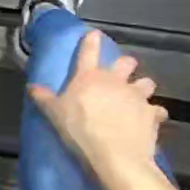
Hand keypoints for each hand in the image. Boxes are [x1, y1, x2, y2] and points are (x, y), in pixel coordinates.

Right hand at [27, 30, 167, 182]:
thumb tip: (31, 86)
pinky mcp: (152, 113)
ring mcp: (136, 96)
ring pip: (146, 83)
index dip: (91, 41)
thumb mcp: (54, 114)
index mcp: (89, 77)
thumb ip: (43, 98)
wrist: (114, 155)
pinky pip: (158, 110)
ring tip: (138, 96)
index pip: (88, 51)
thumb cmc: (79, 130)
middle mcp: (115, 80)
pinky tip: (151, 120)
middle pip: (125, 62)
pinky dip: (155, 113)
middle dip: (125, 64)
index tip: (94, 34)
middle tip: (122, 71)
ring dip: (142, 87)